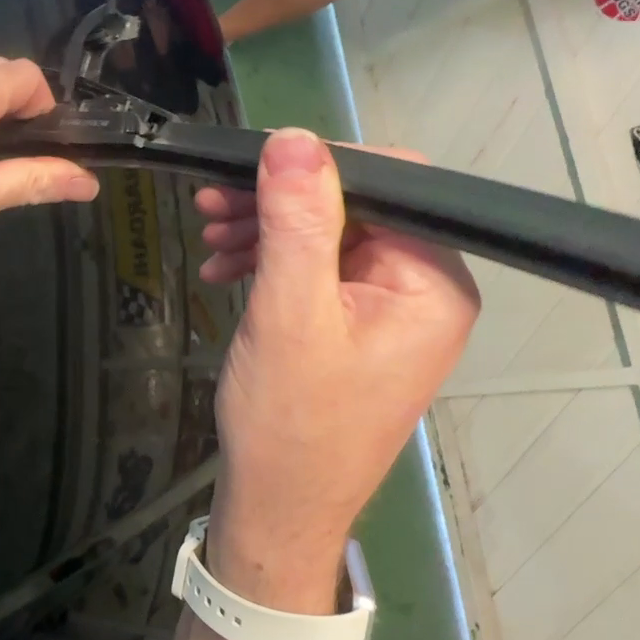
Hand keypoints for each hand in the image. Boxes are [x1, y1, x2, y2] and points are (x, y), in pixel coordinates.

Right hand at [194, 130, 478, 608]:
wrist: (277, 502)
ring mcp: (387, 311)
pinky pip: (314, 273)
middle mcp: (423, 289)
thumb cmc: (290, 416)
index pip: (390, 184)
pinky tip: (223, 271)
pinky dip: (267, 264)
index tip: (242, 170)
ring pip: (326, 238)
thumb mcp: (288, 313)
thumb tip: (293, 137)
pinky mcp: (353, 328)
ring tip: (207, 240)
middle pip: (352, 209)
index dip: (316, 166)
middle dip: (277, 202)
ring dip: (264, 231)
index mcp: (432, 282)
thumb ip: (296, 223)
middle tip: (208, 205)